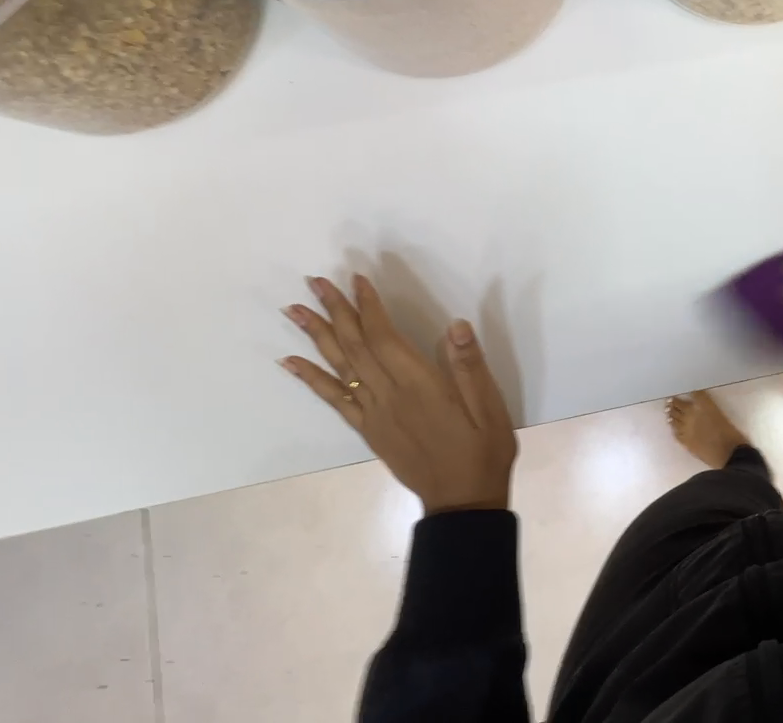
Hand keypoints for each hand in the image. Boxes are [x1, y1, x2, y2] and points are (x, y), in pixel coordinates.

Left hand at [282, 275, 516, 513]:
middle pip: (355, 347)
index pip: (385, 338)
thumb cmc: (482, 449)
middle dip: (335, 311)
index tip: (357, 279)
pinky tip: (292, 362)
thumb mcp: (490, 406)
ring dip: (317, 336)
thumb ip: (470, 366)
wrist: (462, 501)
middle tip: (315, 281)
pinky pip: (334, 400)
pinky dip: (311, 379)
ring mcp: (374, 415)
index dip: (368, 307)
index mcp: (420, 386)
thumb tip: (455, 325)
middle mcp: (389, 397)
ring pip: (340, 368)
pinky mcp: (369, 430)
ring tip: (295, 310)